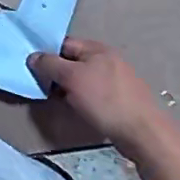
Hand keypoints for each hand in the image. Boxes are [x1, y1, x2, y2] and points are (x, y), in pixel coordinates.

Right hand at [28, 38, 173, 158]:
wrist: (145, 135)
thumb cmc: (105, 101)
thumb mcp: (71, 78)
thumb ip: (48, 64)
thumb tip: (33, 57)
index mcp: (97, 48)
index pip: (63, 44)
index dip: (47, 54)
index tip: (34, 69)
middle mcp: (108, 60)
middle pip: (73, 61)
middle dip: (58, 74)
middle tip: (45, 87)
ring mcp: (118, 80)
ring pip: (83, 79)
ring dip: (70, 88)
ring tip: (60, 101)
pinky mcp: (123, 99)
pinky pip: (95, 93)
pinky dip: (84, 99)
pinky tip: (80, 110)